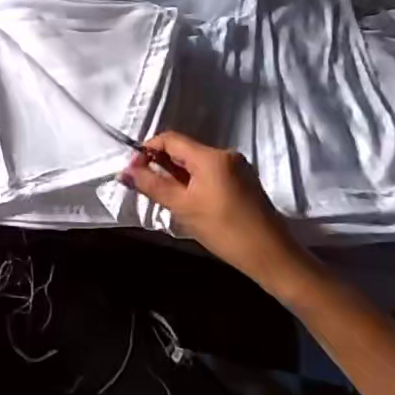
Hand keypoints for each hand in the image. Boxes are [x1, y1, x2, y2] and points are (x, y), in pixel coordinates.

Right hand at [122, 132, 309, 283]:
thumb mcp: (182, 207)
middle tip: (145, 188)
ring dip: (175, 176)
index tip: (134, 172)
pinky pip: (208, 173)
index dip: (147, 151)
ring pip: (195, 164)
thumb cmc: (223, 229)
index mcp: (211, 157)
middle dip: (160, 165)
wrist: (270, 255)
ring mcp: (237, 168)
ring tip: (166, 198)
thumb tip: (124, 172)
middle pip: (183, 150)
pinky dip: (192, 182)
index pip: (170, 139)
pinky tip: (188, 202)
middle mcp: (225, 155)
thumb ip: (151, 185)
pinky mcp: (242, 181)